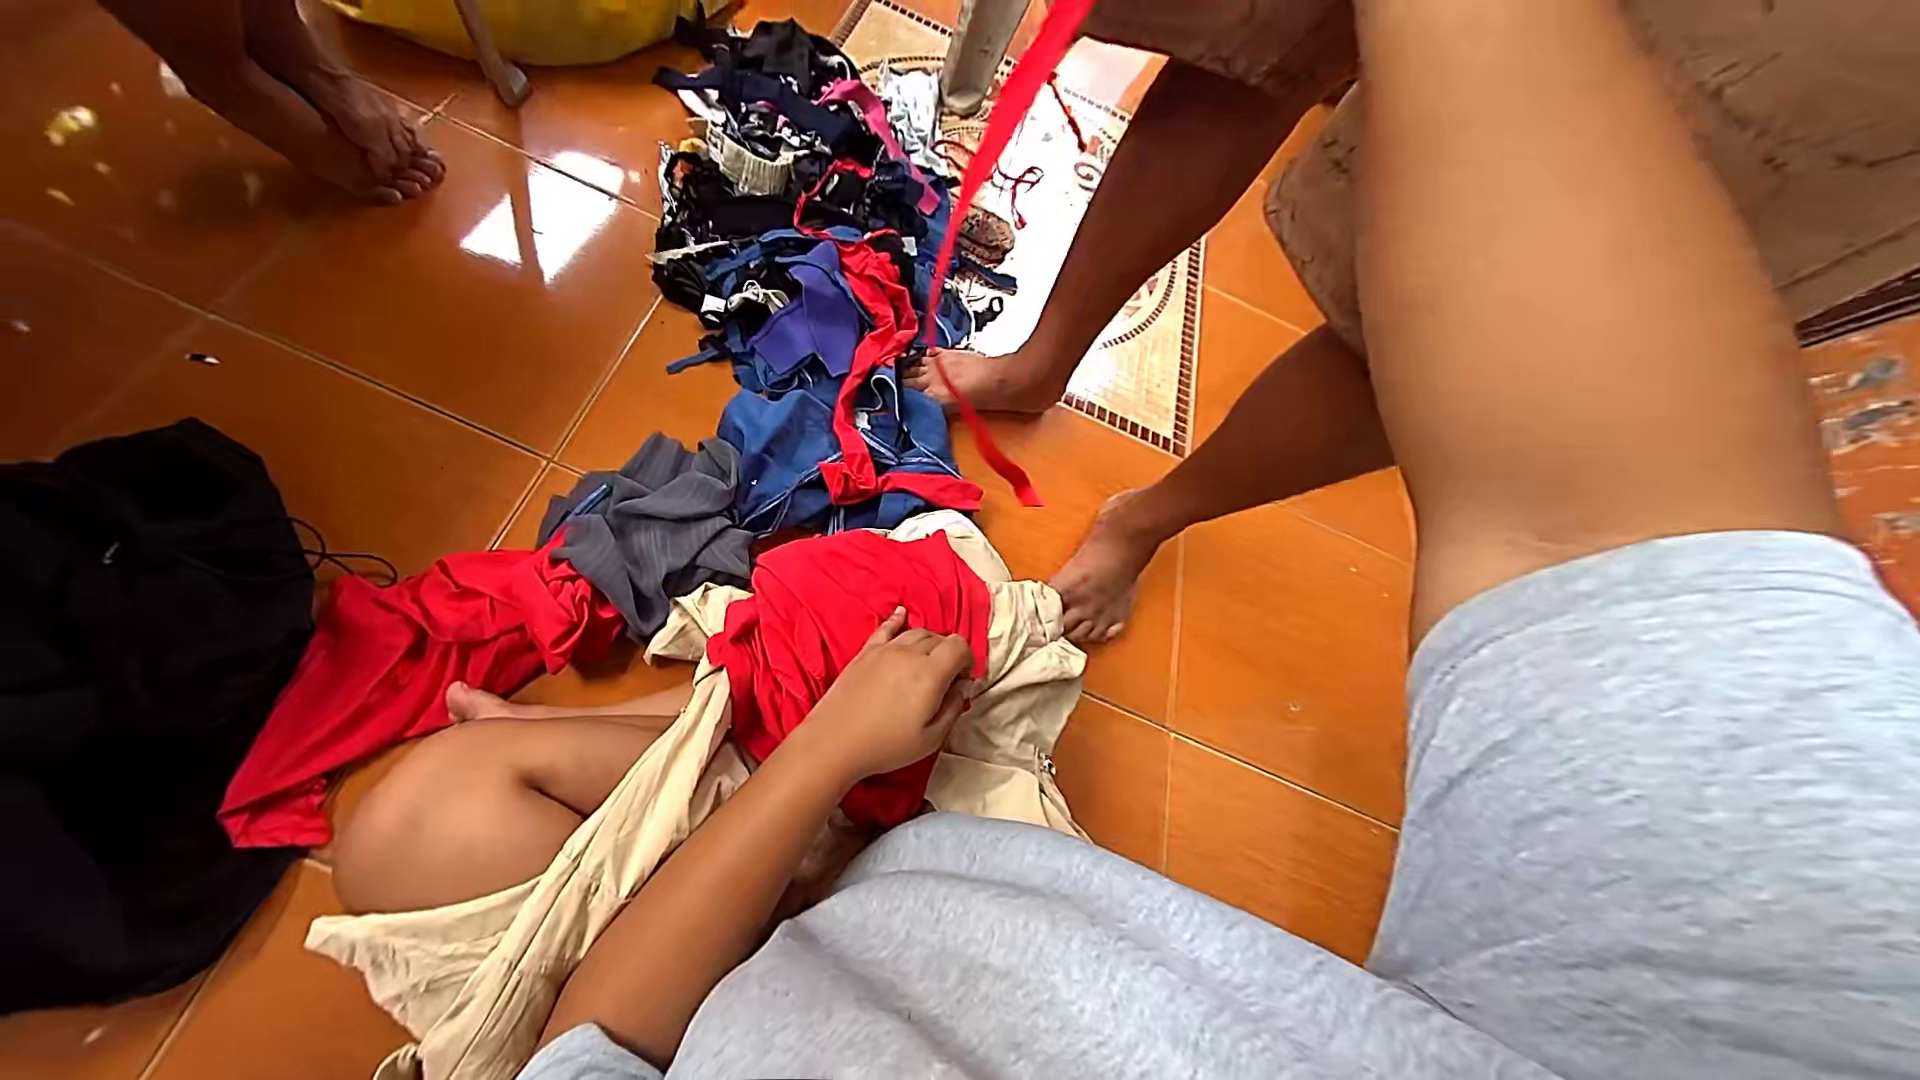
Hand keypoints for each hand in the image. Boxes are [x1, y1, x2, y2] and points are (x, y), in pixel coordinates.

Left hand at [789, 607, 973, 784]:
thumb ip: (953, 708)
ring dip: (929, 643)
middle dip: (949, 654)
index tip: (963, 679)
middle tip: (946, 678)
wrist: (834, 742)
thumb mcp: (931, 739)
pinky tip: (902, 614)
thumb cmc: (885, 746)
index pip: (959, 646)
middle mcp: (909, 654)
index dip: (967, 660)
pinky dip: (898, 620)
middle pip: (939, 638)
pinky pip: (886, 628)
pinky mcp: (866, 652)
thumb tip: (962, 688)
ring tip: (927, 663)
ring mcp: (885, 650)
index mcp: (930, 674)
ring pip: (917, 632)